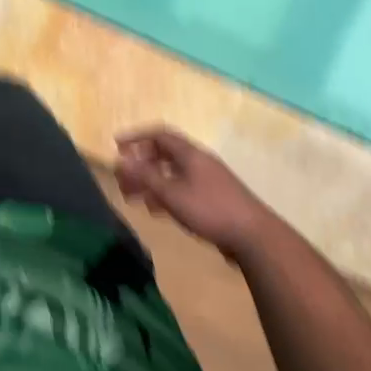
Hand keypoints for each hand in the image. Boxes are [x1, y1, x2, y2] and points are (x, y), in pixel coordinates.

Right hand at [115, 127, 274, 256]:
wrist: (254, 236)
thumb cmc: (210, 210)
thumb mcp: (171, 193)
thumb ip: (144, 176)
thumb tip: (119, 160)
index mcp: (190, 154)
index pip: (159, 134)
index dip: (136, 137)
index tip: (116, 147)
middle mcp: (199, 162)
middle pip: (164, 154)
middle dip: (140, 164)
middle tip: (123, 180)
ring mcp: (208, 180)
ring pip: (172, 173)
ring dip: (151, 182)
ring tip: (135, 198)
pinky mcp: (213, 198)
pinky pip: (182, 188)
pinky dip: (165, 194)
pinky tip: (158, 211)